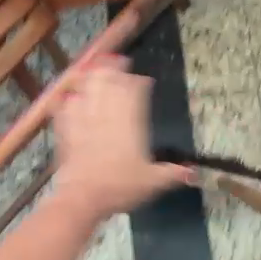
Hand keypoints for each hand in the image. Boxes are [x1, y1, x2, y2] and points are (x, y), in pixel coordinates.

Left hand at [50, 55, 192, 219]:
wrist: (82, 197)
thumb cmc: (120, 188)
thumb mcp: (152, 182)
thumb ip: (172, 174)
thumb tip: (194, 173)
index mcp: (130, 123)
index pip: (134, 91)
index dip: (139, 81)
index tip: (142, 79)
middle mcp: (106, 116)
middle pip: (108, 81)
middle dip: (113, 69)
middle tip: (117, 62)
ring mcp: (84, 120)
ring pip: (86, 88)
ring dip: (91, 77)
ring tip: (95, 70)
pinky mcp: (66, 130)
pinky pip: (65, 108)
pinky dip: (68, 99)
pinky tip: (69, 96)